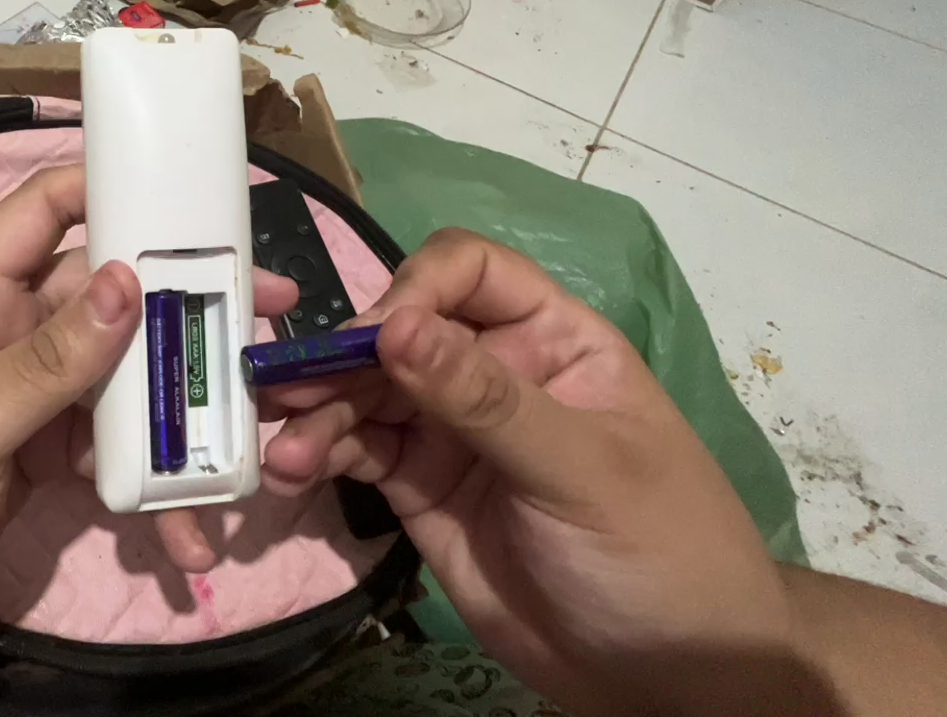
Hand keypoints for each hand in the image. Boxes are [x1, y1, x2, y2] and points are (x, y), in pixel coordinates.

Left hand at [0, 165, 296, 666]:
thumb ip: (41, 366)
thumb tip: (124, 282)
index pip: (35, 214)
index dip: (98, 185)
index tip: (180, 191)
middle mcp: (9, 332)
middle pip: (101, 292)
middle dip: (178, 299)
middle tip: (264, 307)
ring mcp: (33, 392)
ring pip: (119, 367)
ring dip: (178, 396)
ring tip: (248, 423)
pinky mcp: (49, 446)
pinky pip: (112, 436)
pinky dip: (151, 466)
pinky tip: (185, 513)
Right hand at [164, 228, 789, 715]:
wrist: (662, 686)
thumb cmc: (659, 558)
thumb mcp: (580, 472)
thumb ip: (482, 398)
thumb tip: (393, 326)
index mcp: (546, 340)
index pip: (469, 272)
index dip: (416, 287)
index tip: (376, 337)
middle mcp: (483, 367)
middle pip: (393, 331)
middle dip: (338, 359)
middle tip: (286, 391)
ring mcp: (441, 423)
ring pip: (359, 389)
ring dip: (313, 411)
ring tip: (284, 453)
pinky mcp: (410, 476)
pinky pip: (351, 446)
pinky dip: (315, 453)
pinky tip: (289, 473)